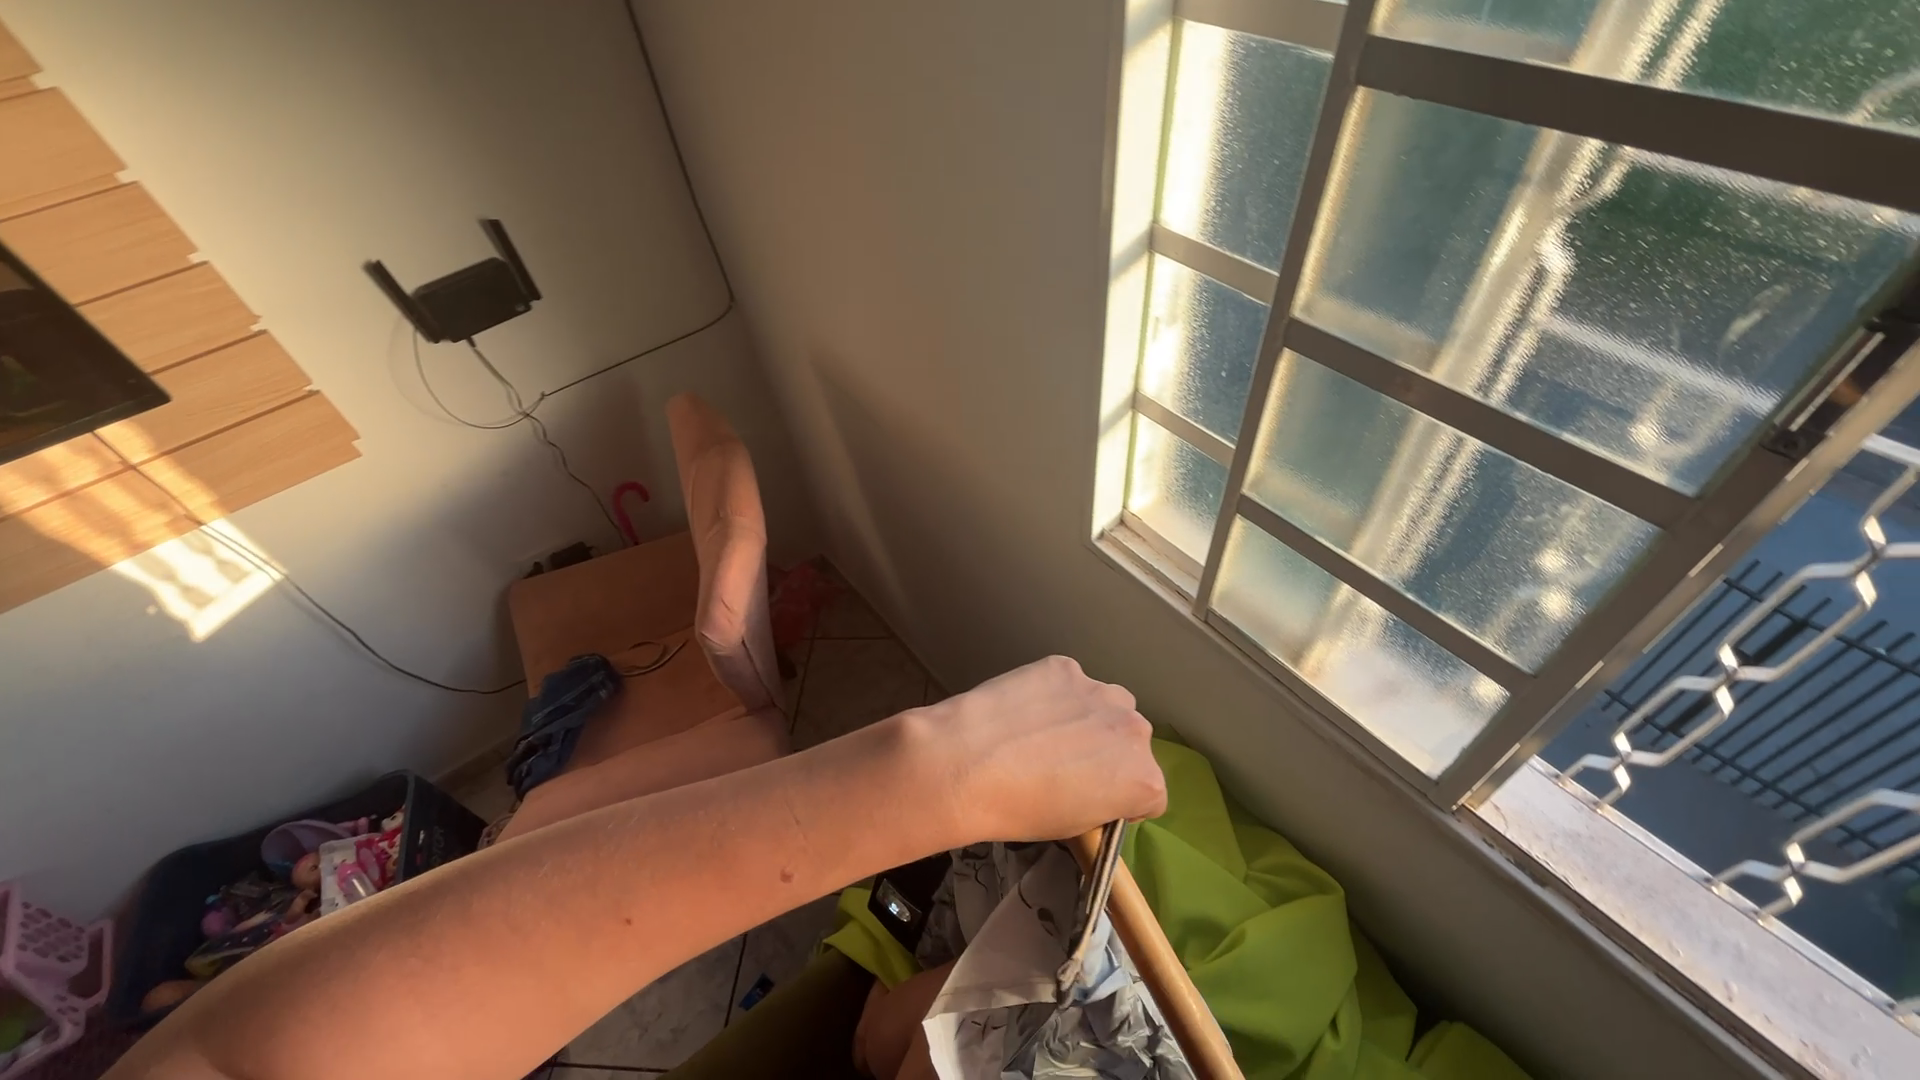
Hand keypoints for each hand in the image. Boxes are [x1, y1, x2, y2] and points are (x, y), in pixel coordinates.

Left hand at [906, 655, 1165, 844]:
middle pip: (1130, 742)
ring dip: (1085, 717)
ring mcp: (1099, 691)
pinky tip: (1022, 709)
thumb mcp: (1073, 826)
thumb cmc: (1018, 809)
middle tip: (1063, 764)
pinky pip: (1068, 683)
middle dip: (1106, 752)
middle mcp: (1135, 729)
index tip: (1090, 800)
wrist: (966, 765)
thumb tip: (1092, 785)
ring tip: (1040, 733)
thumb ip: (1102, 799)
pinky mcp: (1065, 667)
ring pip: (1104, 705)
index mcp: (1145, 780)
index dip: (1119, 799)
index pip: (1149, 793)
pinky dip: (1052, 694)